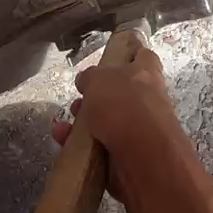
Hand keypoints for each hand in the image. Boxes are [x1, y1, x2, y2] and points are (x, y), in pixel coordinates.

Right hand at [51, 46, 189, 185]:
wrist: (142, 156)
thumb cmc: (123, 105)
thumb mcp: (98, 78)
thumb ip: (91, 76)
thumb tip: (87, 80)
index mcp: (146, 74)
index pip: (142, 57)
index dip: (126, 56)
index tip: (108, 61)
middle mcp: (147, 101)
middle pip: (119, 94)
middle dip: (94, 97)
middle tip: (78, 101)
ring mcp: (139, 130)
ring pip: (106, 122)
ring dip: (83, 123)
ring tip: (66, 126)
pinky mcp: (128, 156)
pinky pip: (99, 146)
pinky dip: (80, 145)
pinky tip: (65, 142)